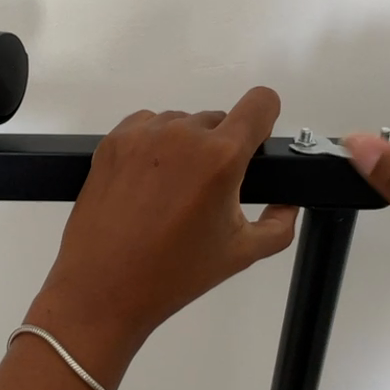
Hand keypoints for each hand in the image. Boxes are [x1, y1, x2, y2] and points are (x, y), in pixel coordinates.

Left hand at [25, 87, 298, 384]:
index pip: (260, 102)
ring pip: (180, 124)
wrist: (103, 287)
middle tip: (205, 193)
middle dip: (220, 149)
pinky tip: (147, 184)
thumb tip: (286, 203)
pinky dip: (152, 147)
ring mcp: (143, 135)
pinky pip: (146, 128)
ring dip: (185, 148)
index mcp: (221, 157)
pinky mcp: (112, 141)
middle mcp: (182, 134)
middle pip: (218, 120)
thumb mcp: (241, 254)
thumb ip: (279, 224)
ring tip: (171, 193)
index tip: (255, 142)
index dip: (264, 118)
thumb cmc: (174, 274)